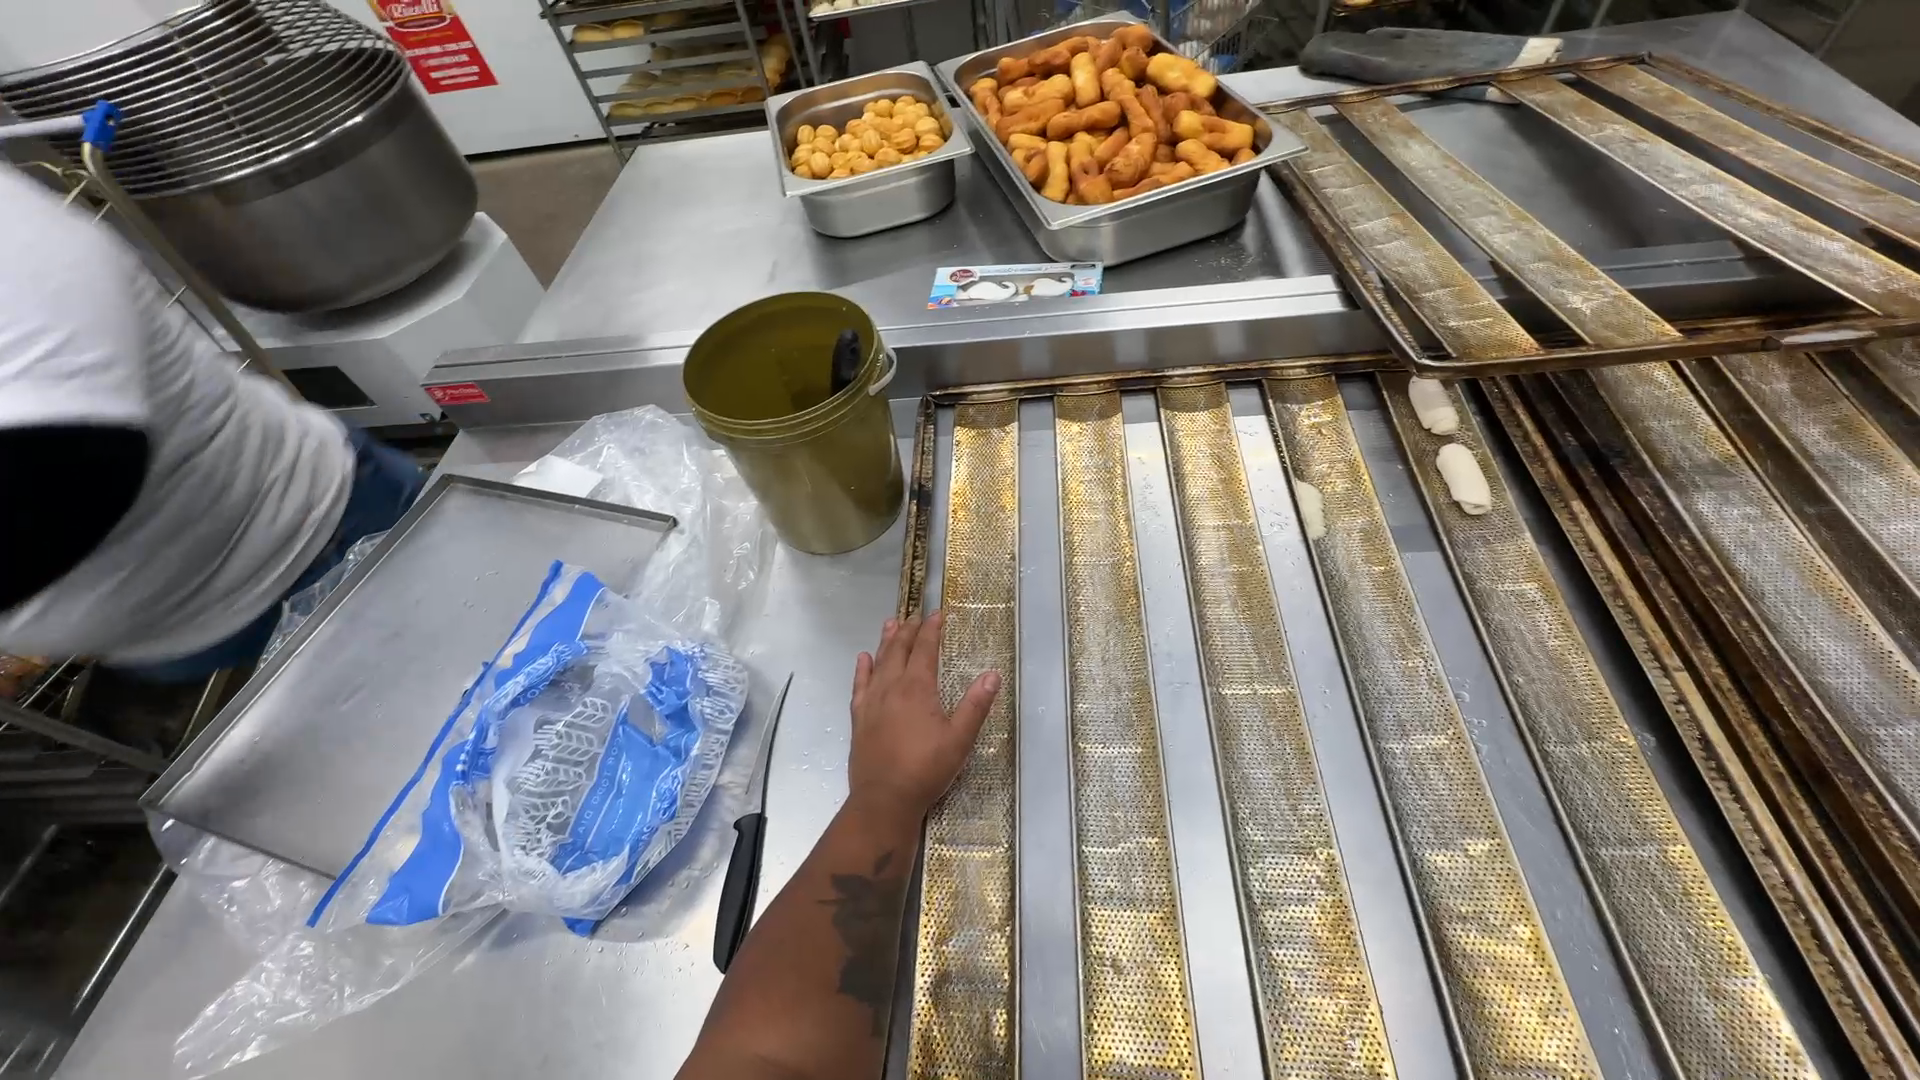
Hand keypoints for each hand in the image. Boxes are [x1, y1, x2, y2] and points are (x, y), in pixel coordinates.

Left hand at [847, 612, 1000, 820]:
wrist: (884, 798)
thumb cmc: (926, 769)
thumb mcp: (960, 739)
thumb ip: (976, 705)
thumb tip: (992, 674)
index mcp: (917, 688)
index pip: (925, 649)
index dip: (931, 630)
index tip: (937, 614)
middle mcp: (891, 687)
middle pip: (899, 650)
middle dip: (909, 630)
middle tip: (915, 615)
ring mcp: (872, 702)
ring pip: (878, 662)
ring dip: (886, 641)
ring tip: (890, 622)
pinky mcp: (859, 718)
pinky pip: (859, 685)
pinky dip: (862, 669)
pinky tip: (863, 659)